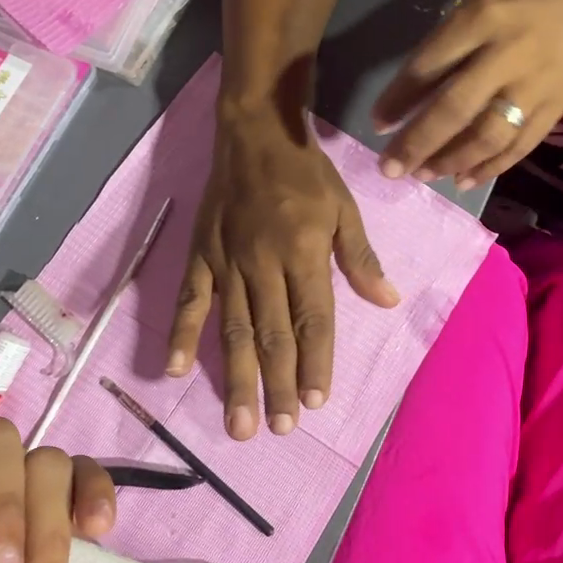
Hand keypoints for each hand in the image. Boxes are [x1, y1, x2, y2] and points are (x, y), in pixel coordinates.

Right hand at [170, 106, 399, 440]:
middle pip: (272, 334)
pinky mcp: (200, 254)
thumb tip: (387, 301)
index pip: (312, 318)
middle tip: (278, 428)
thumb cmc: (308, 174)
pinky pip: (189, 299)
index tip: (317, 401)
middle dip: (276, 385)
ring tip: (237, 422)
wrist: (256, 133)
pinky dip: (181, 334)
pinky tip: (175, 370)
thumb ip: (359, 258)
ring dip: (235, 377)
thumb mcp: (345, 209)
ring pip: (233, 328)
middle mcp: (263, 264)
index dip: (315, 361)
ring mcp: (226, 262)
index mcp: (303, 253)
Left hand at [374, 0, 562, 188]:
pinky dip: (490, 167)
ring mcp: (536, 85)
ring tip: (424, 175)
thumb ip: (447, 45)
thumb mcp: (476, 3)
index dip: (398, 99)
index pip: (429, 65)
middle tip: (391, 168)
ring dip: (452, 160)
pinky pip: (520, 145)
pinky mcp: (557, 106)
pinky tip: (464, 181)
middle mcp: (508, 53)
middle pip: (456, 108)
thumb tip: (409, 98)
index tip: (377, 125)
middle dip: (418, 142)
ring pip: (489, 134)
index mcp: (481, 18)